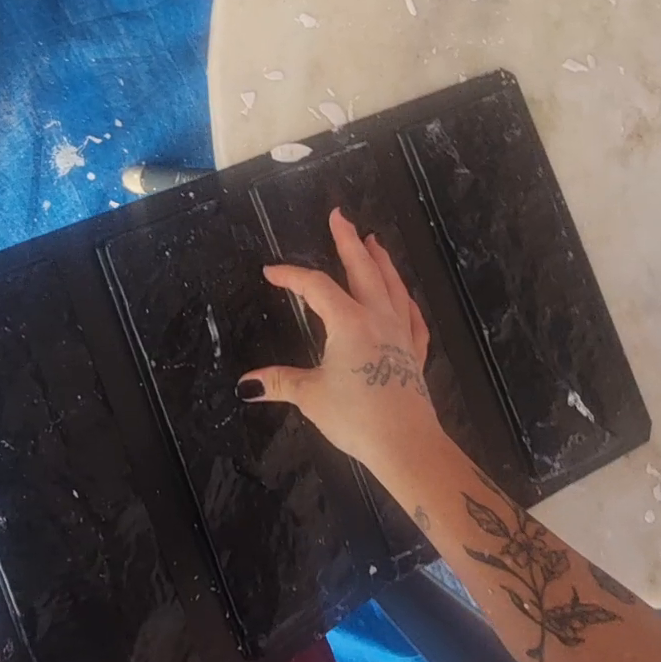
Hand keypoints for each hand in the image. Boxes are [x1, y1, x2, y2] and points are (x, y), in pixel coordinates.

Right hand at [238, 208, 444, 469]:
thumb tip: (244, 384)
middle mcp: (377, 318)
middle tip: (340, 217)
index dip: (291, 275)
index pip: (316, 286)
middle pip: (363, 268)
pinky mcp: (416, 353)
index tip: (271, 271)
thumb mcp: (310, 396)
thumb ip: (279, 382)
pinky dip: (405, 299)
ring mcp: (401, 333)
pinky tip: (403, 296)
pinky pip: (412, 316)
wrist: (407, 444)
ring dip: (381, 260)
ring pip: (392, 285)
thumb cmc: (357, 417)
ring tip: (375, 241)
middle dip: (349, 240)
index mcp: (349, 322)